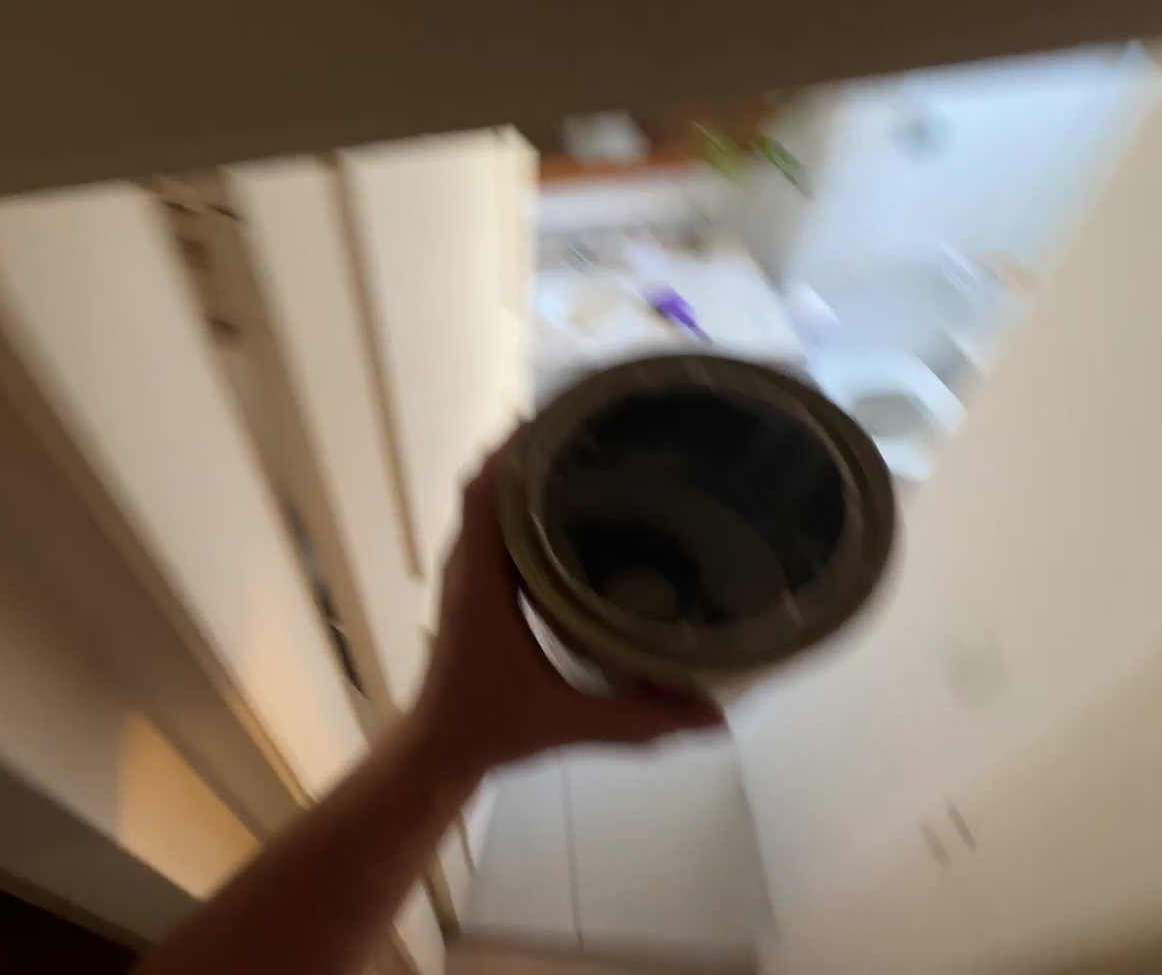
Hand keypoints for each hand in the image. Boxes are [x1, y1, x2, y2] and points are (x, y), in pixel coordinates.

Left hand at [406, 437, 724, 779]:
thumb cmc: (494, 725)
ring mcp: (466, 571)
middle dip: (528, 449)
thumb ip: (643, 720)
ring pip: (485, 501)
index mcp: (482, 582)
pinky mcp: (473, 582)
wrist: (442, 743)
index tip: (557, 417)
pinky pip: (488, 523)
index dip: (512, 451)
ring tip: (579, 450)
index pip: (483, 494)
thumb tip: (718, 712)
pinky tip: (561, 505)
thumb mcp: (570, 723)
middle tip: (588, 427)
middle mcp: (468, 564)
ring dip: (520, 472)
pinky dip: (516, 502)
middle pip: (486, 485)